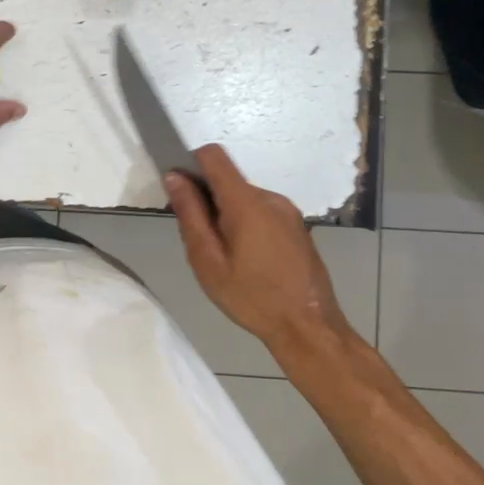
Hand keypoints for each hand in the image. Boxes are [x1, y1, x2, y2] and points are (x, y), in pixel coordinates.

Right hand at [164, 145, 354, 354]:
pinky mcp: (297, 226)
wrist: (309, 328)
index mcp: (247, 202)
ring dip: (225, 213)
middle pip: (227, 180)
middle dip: (205, 198)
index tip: (178, 189)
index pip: (213, 156)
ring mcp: (288, 212)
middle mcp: (270, 198)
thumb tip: (174, 177)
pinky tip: (245, 258)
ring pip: (243, 197)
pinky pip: (260, 211)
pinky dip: (244, 222)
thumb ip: (190, 214)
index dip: (190, 163)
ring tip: (222, 253)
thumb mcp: (207, 259)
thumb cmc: (251, 296)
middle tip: (197, 238)